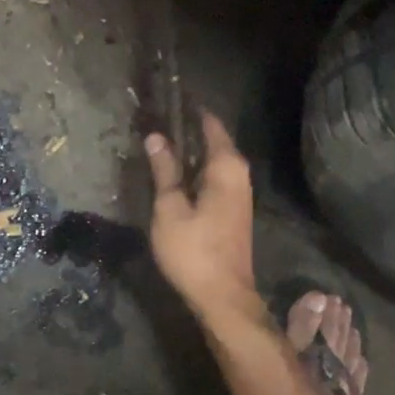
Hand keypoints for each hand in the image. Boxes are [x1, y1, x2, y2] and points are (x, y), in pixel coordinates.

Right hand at [145, 111, 263, 324]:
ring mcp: (239, 194)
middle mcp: (239, 174)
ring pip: (212, 162)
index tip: (167, 96)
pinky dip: (195, 171)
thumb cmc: (194, 250)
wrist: (223, 297)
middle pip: (213, 141)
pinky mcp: (233, 211)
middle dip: (186, 130)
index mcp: (226, 167)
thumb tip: (155, 136)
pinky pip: (213, 178)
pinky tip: (174, 175)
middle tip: (155, 119)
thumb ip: (164, 171)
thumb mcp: (170, 209)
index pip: (210, 124)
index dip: (189, 110)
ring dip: (189, 152)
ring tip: (159, 142)